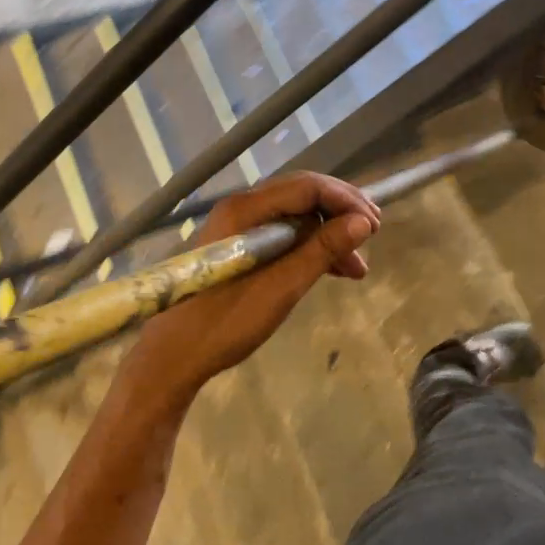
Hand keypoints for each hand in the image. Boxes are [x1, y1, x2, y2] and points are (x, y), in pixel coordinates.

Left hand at [127, 173, 380, 400]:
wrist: (169, 358)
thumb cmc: (223, 323)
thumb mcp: (281, 288)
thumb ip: (321, 250)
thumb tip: (361, 223)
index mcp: (245, 210)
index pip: (307, 186)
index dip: (345, 200)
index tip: (374, 226)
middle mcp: (240, 209)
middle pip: (302, 197)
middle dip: (341, 215)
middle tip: (372, 238)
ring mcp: (237, 228)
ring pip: (295, 219)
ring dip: (327, 237)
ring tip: (356, 268)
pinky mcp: (236, 249)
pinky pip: (281, 237)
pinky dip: (307, 250)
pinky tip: (330, 271)